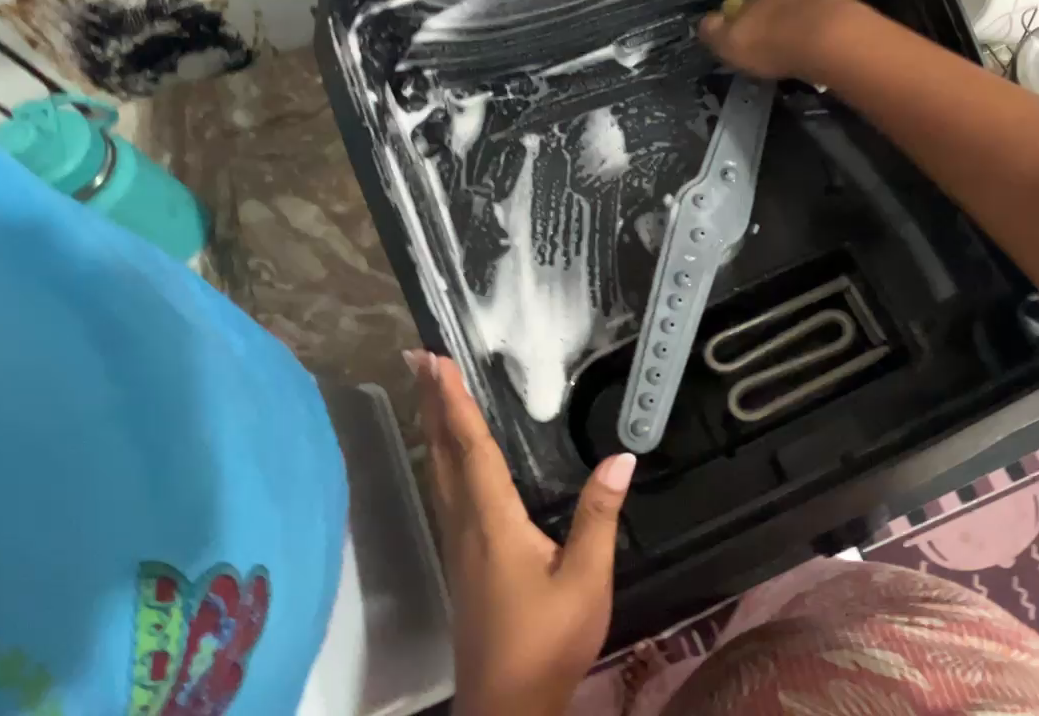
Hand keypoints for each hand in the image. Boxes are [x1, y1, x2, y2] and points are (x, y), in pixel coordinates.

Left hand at [409, 349, 635, 715]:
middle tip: (417, 357)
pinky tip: (451, 454)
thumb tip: (621, 457)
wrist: (507, 706)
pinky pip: (446, 488)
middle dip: (430, 401)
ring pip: (439, 469)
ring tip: (429, 390)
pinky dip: (443, 454)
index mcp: (492, 521)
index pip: (471, 448)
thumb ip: (600, 517)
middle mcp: (464, 524)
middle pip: (443, 451)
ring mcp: (457, 543)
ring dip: (434, 424)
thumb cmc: (548, 641)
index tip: (437, 360)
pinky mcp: (460, 558)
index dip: (455, 402)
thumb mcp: (586, 580)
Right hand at [697, 0, 866, 80]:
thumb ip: (714, 32)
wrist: (834, 41)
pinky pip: (829, 17)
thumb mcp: (730, 44)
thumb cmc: (775, 42)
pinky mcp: (850, 5)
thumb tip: (704, 23)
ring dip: (802, 21)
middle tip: (776, 42)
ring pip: (806, 5)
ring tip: (801, 47)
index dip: (744, 15)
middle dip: (776, 15)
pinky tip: (822, 47)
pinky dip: (824, 30)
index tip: (747, 35)